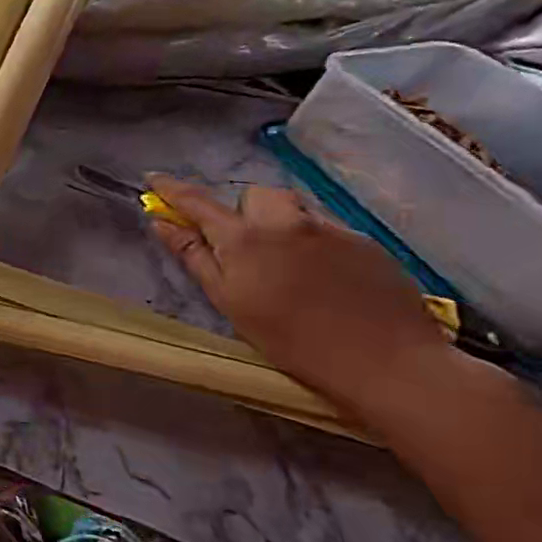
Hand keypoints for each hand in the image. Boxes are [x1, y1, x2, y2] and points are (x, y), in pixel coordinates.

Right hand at [146, 174, 454, 413]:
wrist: (388, 362)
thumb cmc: (294, 342)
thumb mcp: (231, 303)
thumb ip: (194, 257)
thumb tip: (161, 223)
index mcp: (243, 237)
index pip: (197, 202)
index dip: (172, 189)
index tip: (154, 179)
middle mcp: (282, 219)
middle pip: (252, 195)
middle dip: (244, 213)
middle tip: (249, 251)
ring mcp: (326, 225)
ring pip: (291, 206)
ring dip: (280, 222)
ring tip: (291, 264)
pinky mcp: (362, 238)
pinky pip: (324, 225)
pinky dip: (315, 240)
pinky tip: (327, 277)